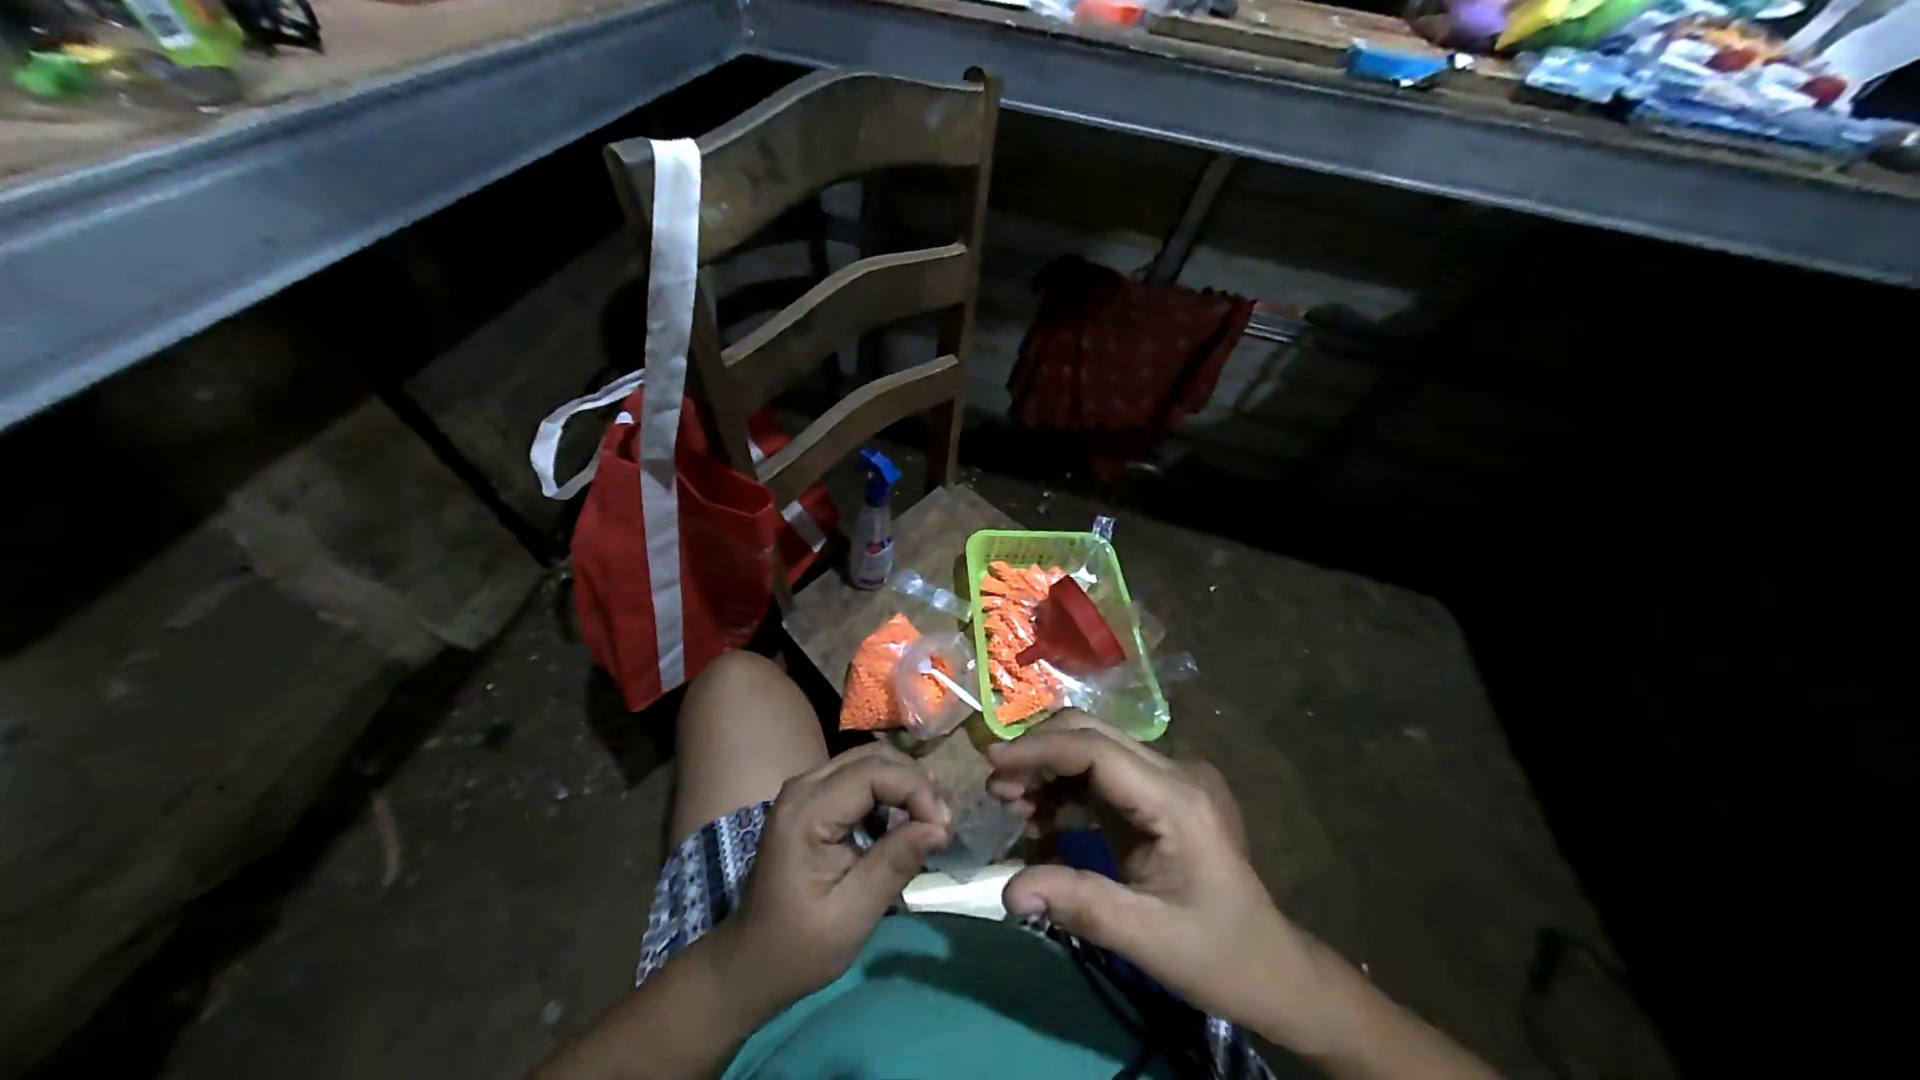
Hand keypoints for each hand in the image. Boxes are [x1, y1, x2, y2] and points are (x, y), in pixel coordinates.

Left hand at [719, 743, 951, 1010]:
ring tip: (926, 824)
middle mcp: (803, 786)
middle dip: (914, 784)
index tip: (941, 830)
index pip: (875, 771)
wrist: (752, 960)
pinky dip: (888, 791)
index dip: (916, 791)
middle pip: (875, 757)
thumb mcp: (853, 914)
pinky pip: (859, 776)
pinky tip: (900, 824)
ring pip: (870, 760)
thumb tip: (941, 828)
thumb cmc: (800, 946)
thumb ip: (895, 863)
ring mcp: (805, 789)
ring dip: (904, 785)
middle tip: (938, 825)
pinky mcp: (812, 798)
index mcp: (807, 811)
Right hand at [985, 712, 1318, 1036]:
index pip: (1097, 749)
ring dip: (1047, 768)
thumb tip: (1009, 892)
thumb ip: (1080, 906)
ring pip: (1092, 747)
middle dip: (1038, 754)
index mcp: (1177, 799)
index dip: (1040, 750)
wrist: (1271, 966)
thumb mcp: (1149, 938)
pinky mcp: (1157, 793)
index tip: (992, 764)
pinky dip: (1064, 786)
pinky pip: (1100, 773)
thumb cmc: (1217, 953)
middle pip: (1092, 734)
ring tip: (1013, 805)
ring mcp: (1168, 778)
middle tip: (998, 792)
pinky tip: (1042, 814)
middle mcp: (1173, 772)